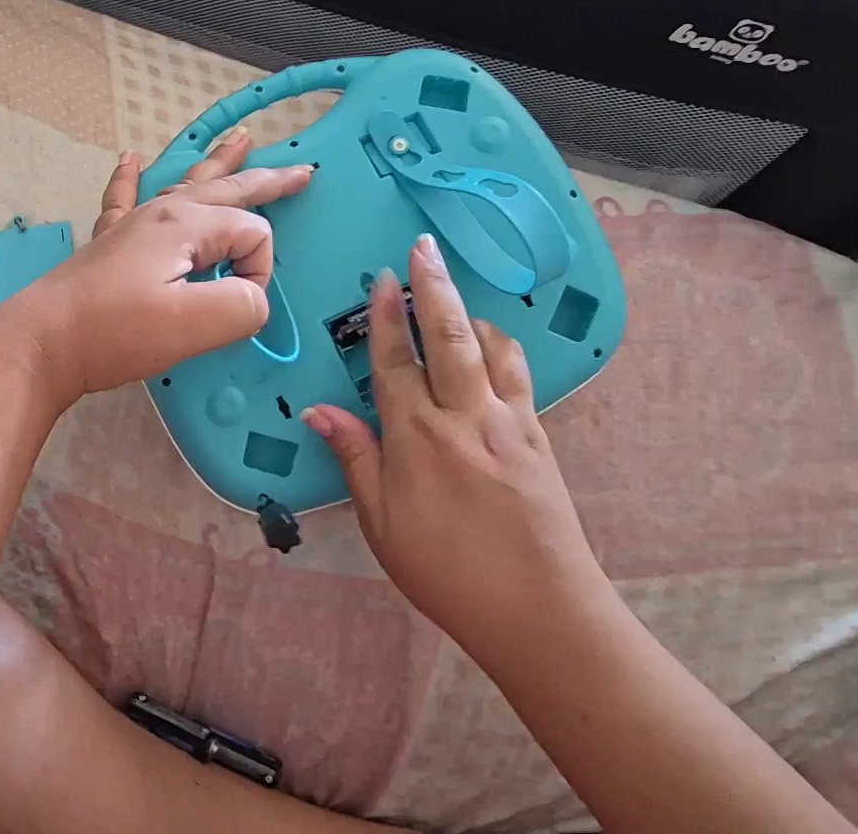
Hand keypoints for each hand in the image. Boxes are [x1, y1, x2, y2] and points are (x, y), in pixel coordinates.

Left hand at [2, 130, 313, 398]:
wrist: (43, 342)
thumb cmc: (115, 332)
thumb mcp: (194, 324)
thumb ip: (243, 306)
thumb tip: (252, 296)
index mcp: (187, 226)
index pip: (253, 236)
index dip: (258, 274)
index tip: (236, 309)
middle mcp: (162, 213)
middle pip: (227, 189)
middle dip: (266, 180)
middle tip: (302, 172)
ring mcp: (133, 224)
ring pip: (185, 183)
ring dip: (216, 163)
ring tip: (240, 139)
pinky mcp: (110, 244)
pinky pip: (125, 198)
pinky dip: (131, 178)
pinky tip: (130, 159)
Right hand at [302, 234, 604, 639]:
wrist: (540, 610)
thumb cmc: (447, 571)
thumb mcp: (381, 522)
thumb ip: (354, 458)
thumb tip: (318, 412)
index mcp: (417, 437)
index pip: (395, 361)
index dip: (385, 317)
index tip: (383, 279)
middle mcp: (465, 416)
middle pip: (448, 335)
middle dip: (435, 287)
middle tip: (425, 247)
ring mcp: (509, 422)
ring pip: (492, 348)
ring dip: (471, 315)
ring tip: (454, 300)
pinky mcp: (539, 437)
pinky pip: (519, 374)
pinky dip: (501, 348)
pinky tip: (492, 350)